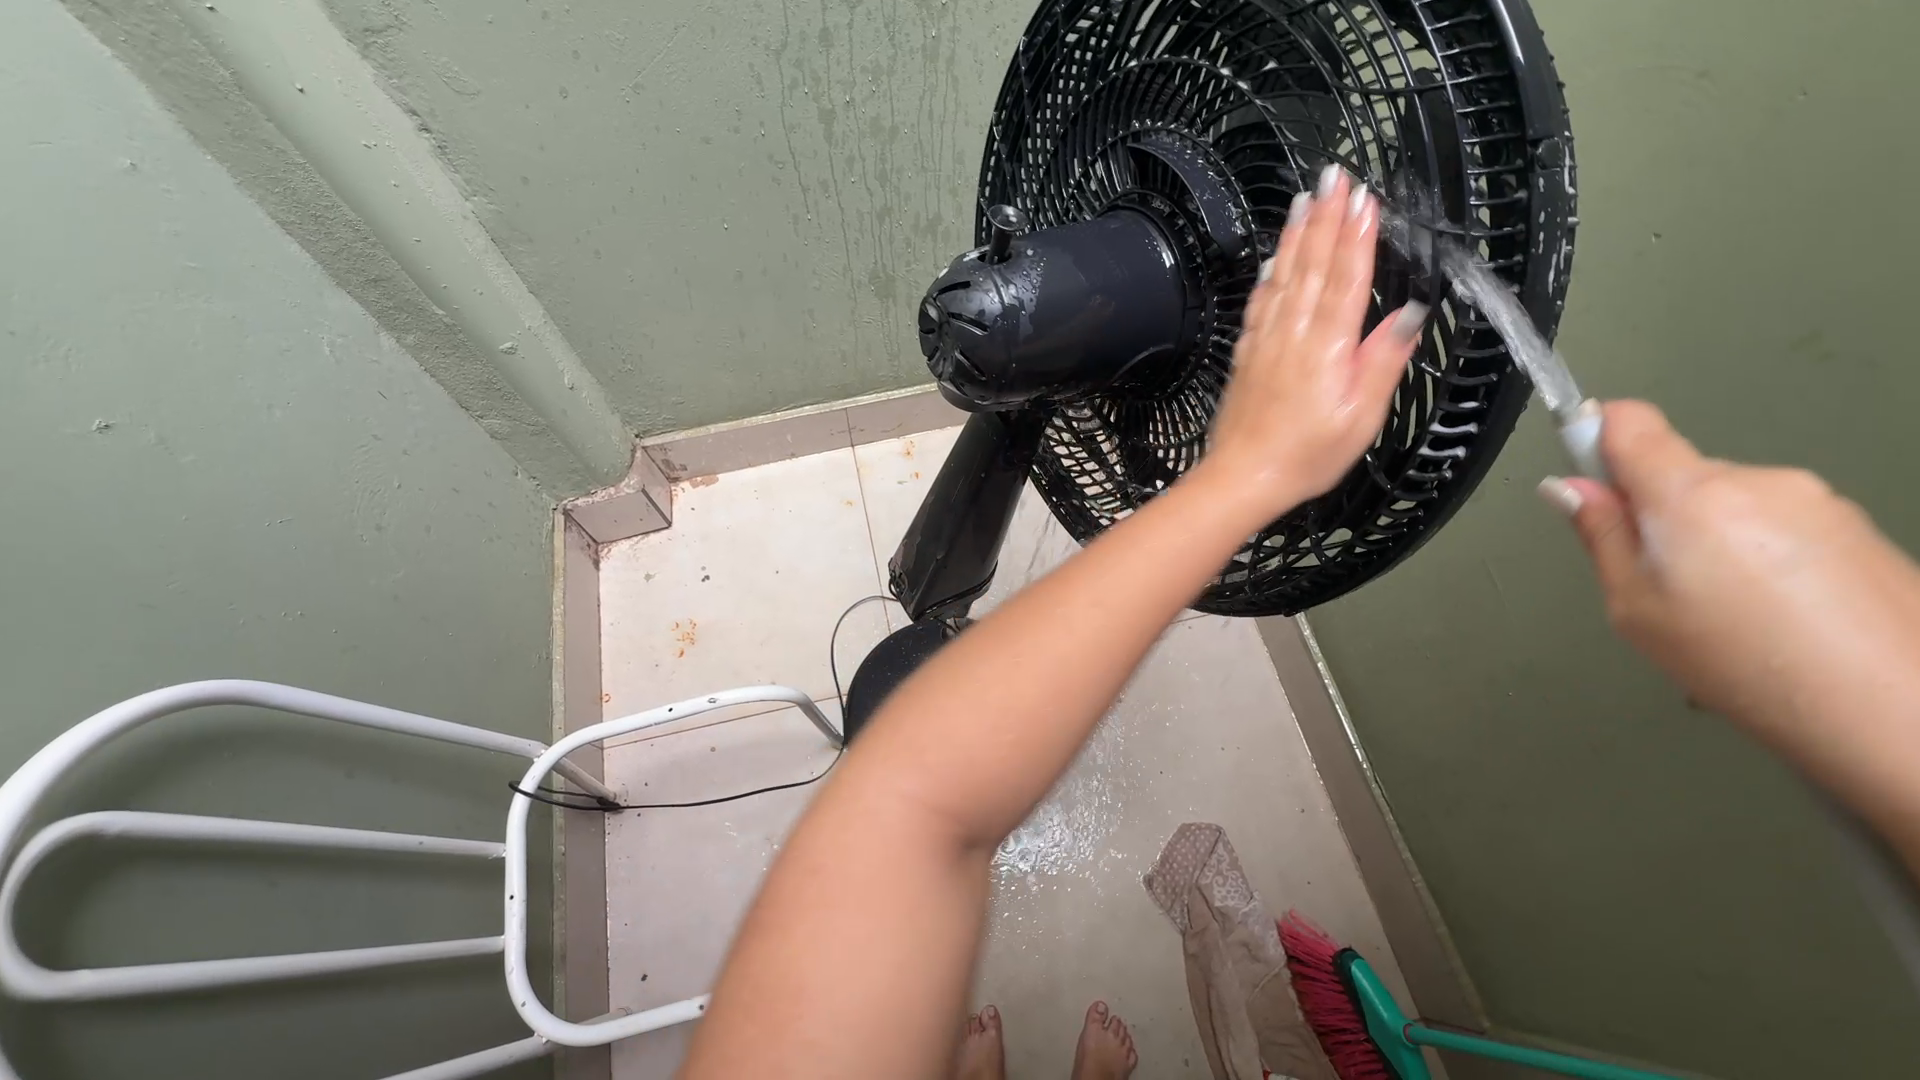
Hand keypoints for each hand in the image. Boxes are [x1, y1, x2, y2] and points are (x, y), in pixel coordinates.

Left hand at [1202, 166, 1424, 520]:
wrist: (1241, 478)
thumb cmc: (1305, 456)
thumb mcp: (1360, 418)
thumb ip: (1381, 362)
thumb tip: (1407, 315)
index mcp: (1327, 347)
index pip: (1346, 278)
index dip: (1356, 235)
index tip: (1364, 197)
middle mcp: (1294, 335)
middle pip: (1312, 267)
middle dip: (1325, 219)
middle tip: (1332, 176)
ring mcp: (1266, 343)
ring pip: (1283, 278)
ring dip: (1295, 236)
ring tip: (1304, 199)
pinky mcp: (1247, 356)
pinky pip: (1259, 305)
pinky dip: (1268, 277)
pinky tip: (1273, 259)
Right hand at [1541, 401, 1919, 780]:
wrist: (1895, 711)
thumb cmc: (1744, 663)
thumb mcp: (1634, 607)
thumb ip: (1600, 536)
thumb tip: (1570, 488)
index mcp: (1692, 495)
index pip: (1629, 423)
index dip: (1593, 434)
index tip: (1586, 472)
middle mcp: (1758, 481)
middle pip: (1679, 474)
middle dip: (1656, 514)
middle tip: (1659, 581)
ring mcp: (1817, 501)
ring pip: (1729, 503)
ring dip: (1710, 539)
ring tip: (1725, 611)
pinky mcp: (1857, 528)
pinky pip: (1778, 525)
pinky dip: (1758, 557)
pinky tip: (1773, 616)